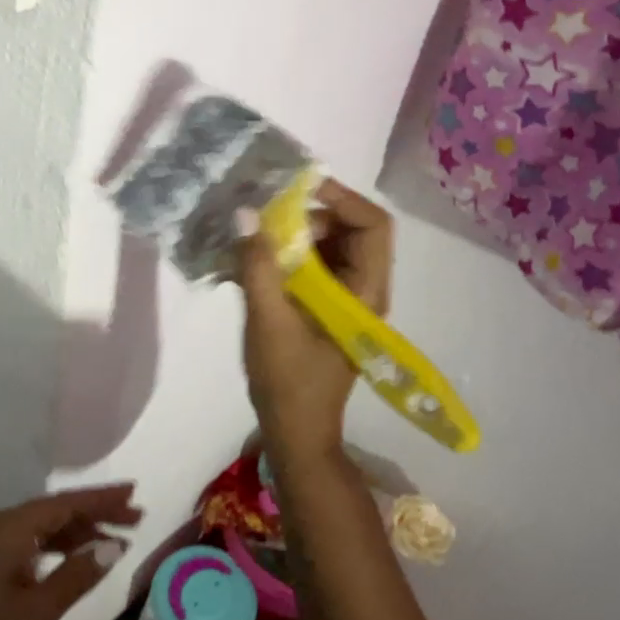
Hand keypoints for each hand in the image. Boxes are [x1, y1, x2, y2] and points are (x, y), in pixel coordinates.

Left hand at [0, 484, 141, 619]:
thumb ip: (78, 574)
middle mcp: (3, 522)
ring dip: (82, 527)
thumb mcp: (40, 608)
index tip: (133, 490)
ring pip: (47, 524)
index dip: (101, 497)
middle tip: (137, 515)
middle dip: (97, 511)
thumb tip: (114, 545)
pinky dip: (62, 542)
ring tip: (121, 534)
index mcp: (12, 526)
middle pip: (57, 509)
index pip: (65, 503)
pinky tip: (83, 553)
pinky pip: (35, 537)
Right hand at [238, 179, 393, 454]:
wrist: (295, 432)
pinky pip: (309, 267)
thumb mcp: (268, 320)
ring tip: (250, 239)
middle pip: (348, 230)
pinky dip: (283, 257)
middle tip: (263, 217)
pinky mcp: (321, 309)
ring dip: (290, 236)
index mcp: (365, 292)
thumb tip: (246, 212)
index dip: (340, 198)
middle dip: (306, 216)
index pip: (373, 225)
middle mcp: (362, 289)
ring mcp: (342, 300)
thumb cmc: (289, 380)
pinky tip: (248, 264)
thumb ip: (257, 265)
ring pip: (326, 247)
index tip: (294, 187)